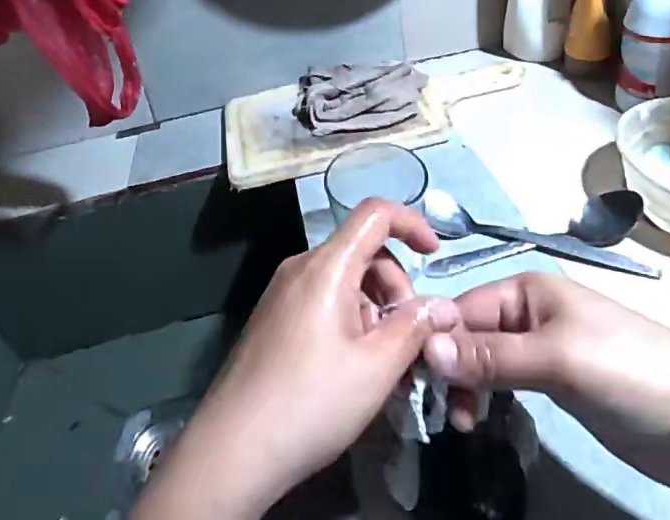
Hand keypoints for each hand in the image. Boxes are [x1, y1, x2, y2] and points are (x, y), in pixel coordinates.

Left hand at [132, 199, 459, 519]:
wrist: (227, 457)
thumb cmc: (309, 403)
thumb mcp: (376, 367)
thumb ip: (415, 327)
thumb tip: (442, 307)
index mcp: (326, 266)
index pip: (375, 213)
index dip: (411, 223)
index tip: (434, 253)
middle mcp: (301, 268)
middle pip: (363, 251)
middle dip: (395, 285)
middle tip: (409, 335)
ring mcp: (282, 294)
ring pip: (345, 279)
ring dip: (374, 307)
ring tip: (382, 360)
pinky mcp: (272, 320)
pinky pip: (323, 299)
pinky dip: (350, 318)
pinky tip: (353, 365)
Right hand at [423, 273, 669, 519]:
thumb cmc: (631, 373)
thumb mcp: (558, 360)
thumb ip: (492, 355)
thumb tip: (426, 347)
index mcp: (530, 289)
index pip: (464, 307)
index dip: (435, 339)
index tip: (408, 381)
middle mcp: (532, 312)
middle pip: (471, 333)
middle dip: (449, 366)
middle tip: (443, 414)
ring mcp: (546, 348)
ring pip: (486, 360)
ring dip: (467, 386)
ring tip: (465, 423)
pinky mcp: (559, 383)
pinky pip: (508, 382)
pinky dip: (489, 398)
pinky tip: (482, 421)